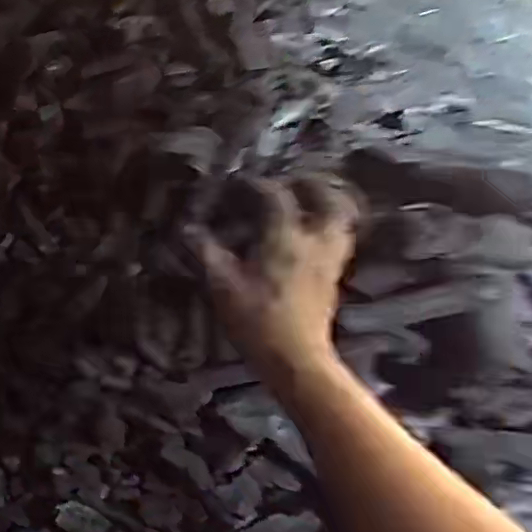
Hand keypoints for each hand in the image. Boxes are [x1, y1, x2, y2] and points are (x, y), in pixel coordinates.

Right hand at [189, 175, 360, 382]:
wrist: (294, 353)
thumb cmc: (253, 316)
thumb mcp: (220, 282)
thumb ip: (206, 251)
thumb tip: (188, 228)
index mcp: (286, 241)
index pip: (277, 199)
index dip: (258, 186)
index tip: (238, 181)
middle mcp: (317, 244)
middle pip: (331, 203)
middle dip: (314, 185)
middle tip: (292, 178)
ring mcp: (330, 260)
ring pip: (343, 220)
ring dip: (329, 203)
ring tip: (307, 198)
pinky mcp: (333, 274)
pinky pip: (340, 237)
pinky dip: (329, 223)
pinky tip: (309, 229)